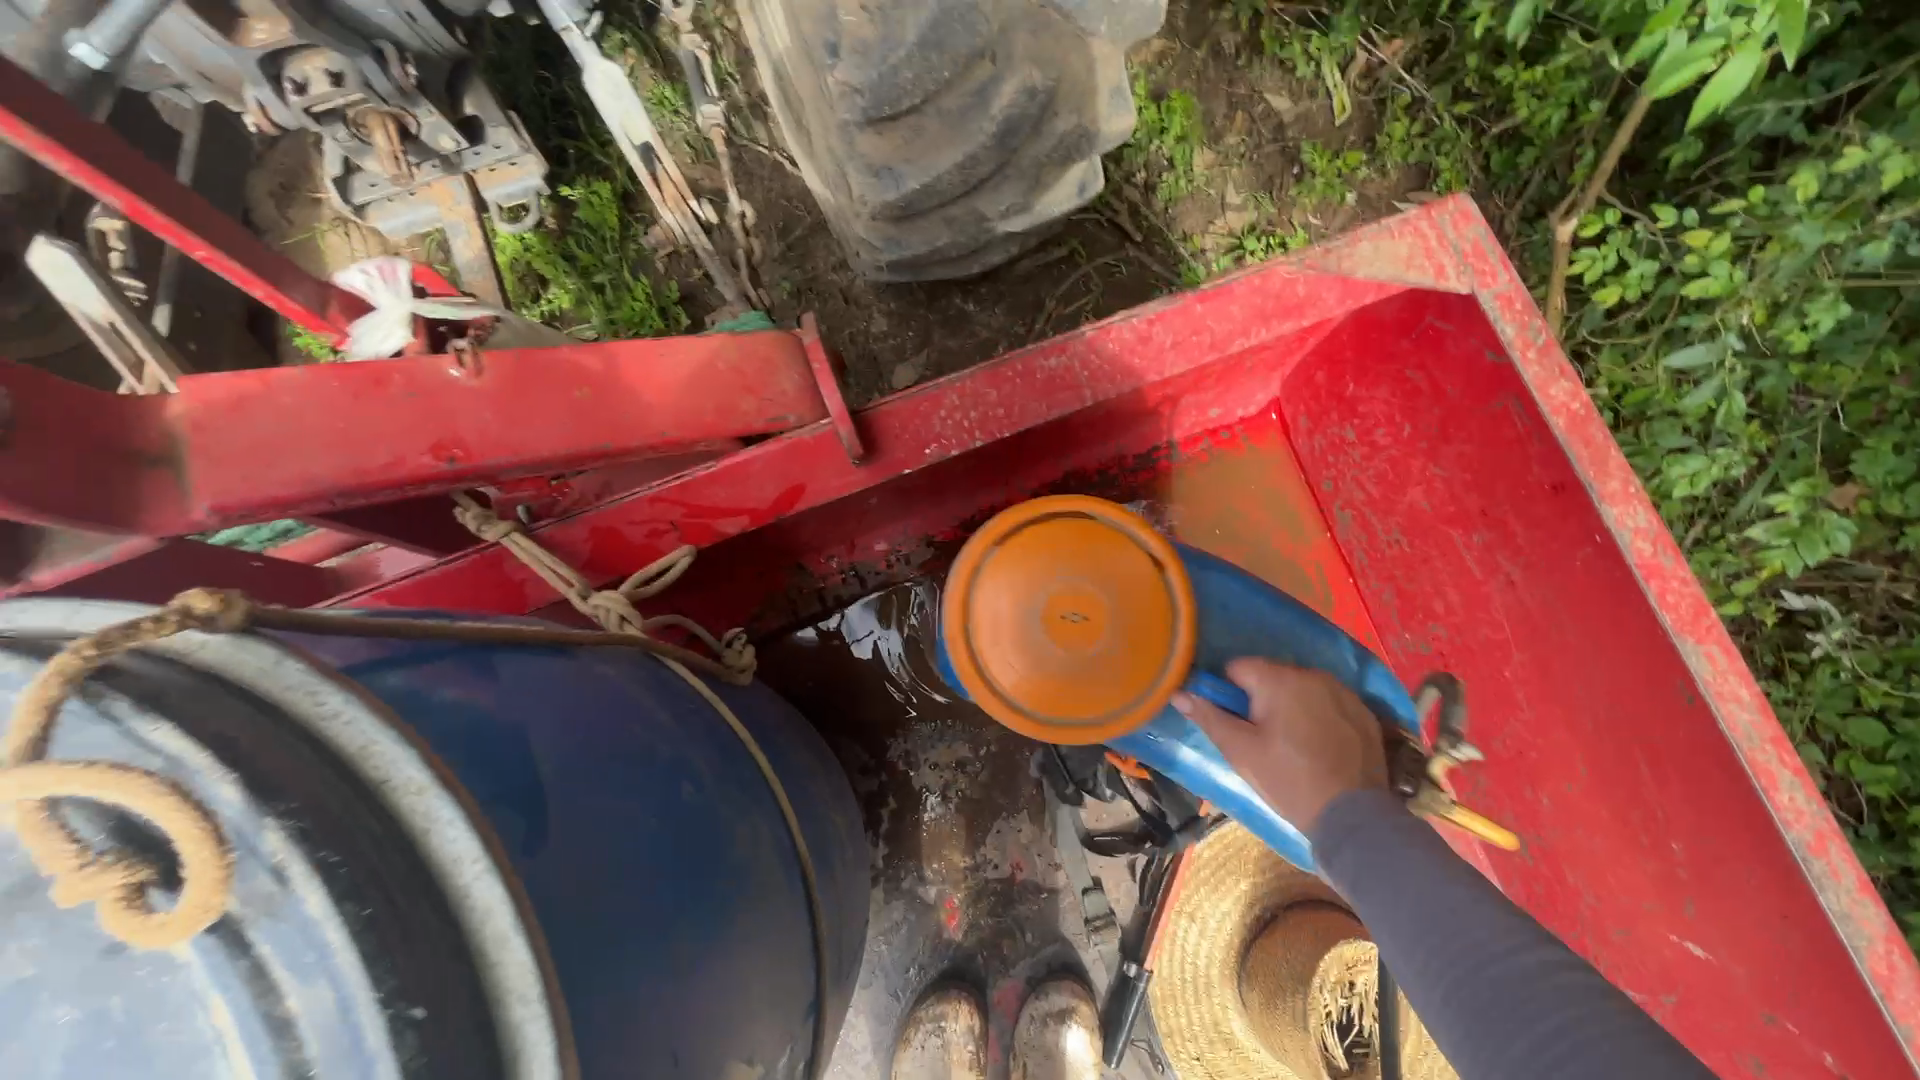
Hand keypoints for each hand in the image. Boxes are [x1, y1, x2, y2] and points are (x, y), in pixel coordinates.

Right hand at [1170, 658, 1388, 834]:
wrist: (1353, 816)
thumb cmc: (1288, 780)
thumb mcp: (1240, 751)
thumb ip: (1209, 717)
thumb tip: (1178, 693)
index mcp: (1279, 679)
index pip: (1237, 668)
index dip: (1228, 694)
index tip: (1235, 724)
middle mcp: (1313, 674)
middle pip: (1270, 676)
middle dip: (1260, 699)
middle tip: (1262, 739)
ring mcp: (1344, 692)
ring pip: (1301, 689)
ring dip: (1291, 706)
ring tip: (1293, 744)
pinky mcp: (1365, 711)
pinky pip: (1329, 702)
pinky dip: (1319, 716)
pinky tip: (1320, 746)